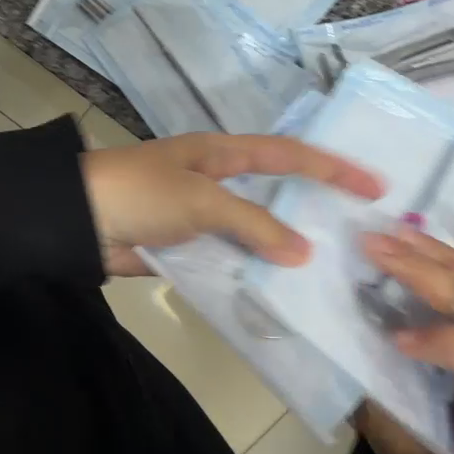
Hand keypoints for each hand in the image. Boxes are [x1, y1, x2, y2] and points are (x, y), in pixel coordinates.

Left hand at [80, 132, 383, 276]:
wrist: (77, 218)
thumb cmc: (139, 191)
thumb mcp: (200, 200)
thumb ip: (252, 223)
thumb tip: (303, 251)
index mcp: (217, 154)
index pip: (284, 154)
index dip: (330, 167)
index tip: (377, 185)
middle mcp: (212, 181)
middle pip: (273, 197)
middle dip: (314, 214)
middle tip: (365, 239)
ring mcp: (199, 217)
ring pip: (254, 235)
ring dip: (285, 253)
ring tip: (339, 279)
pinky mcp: (184, 248)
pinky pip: (228, 262)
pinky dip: (253, 277)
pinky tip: (286, 299)